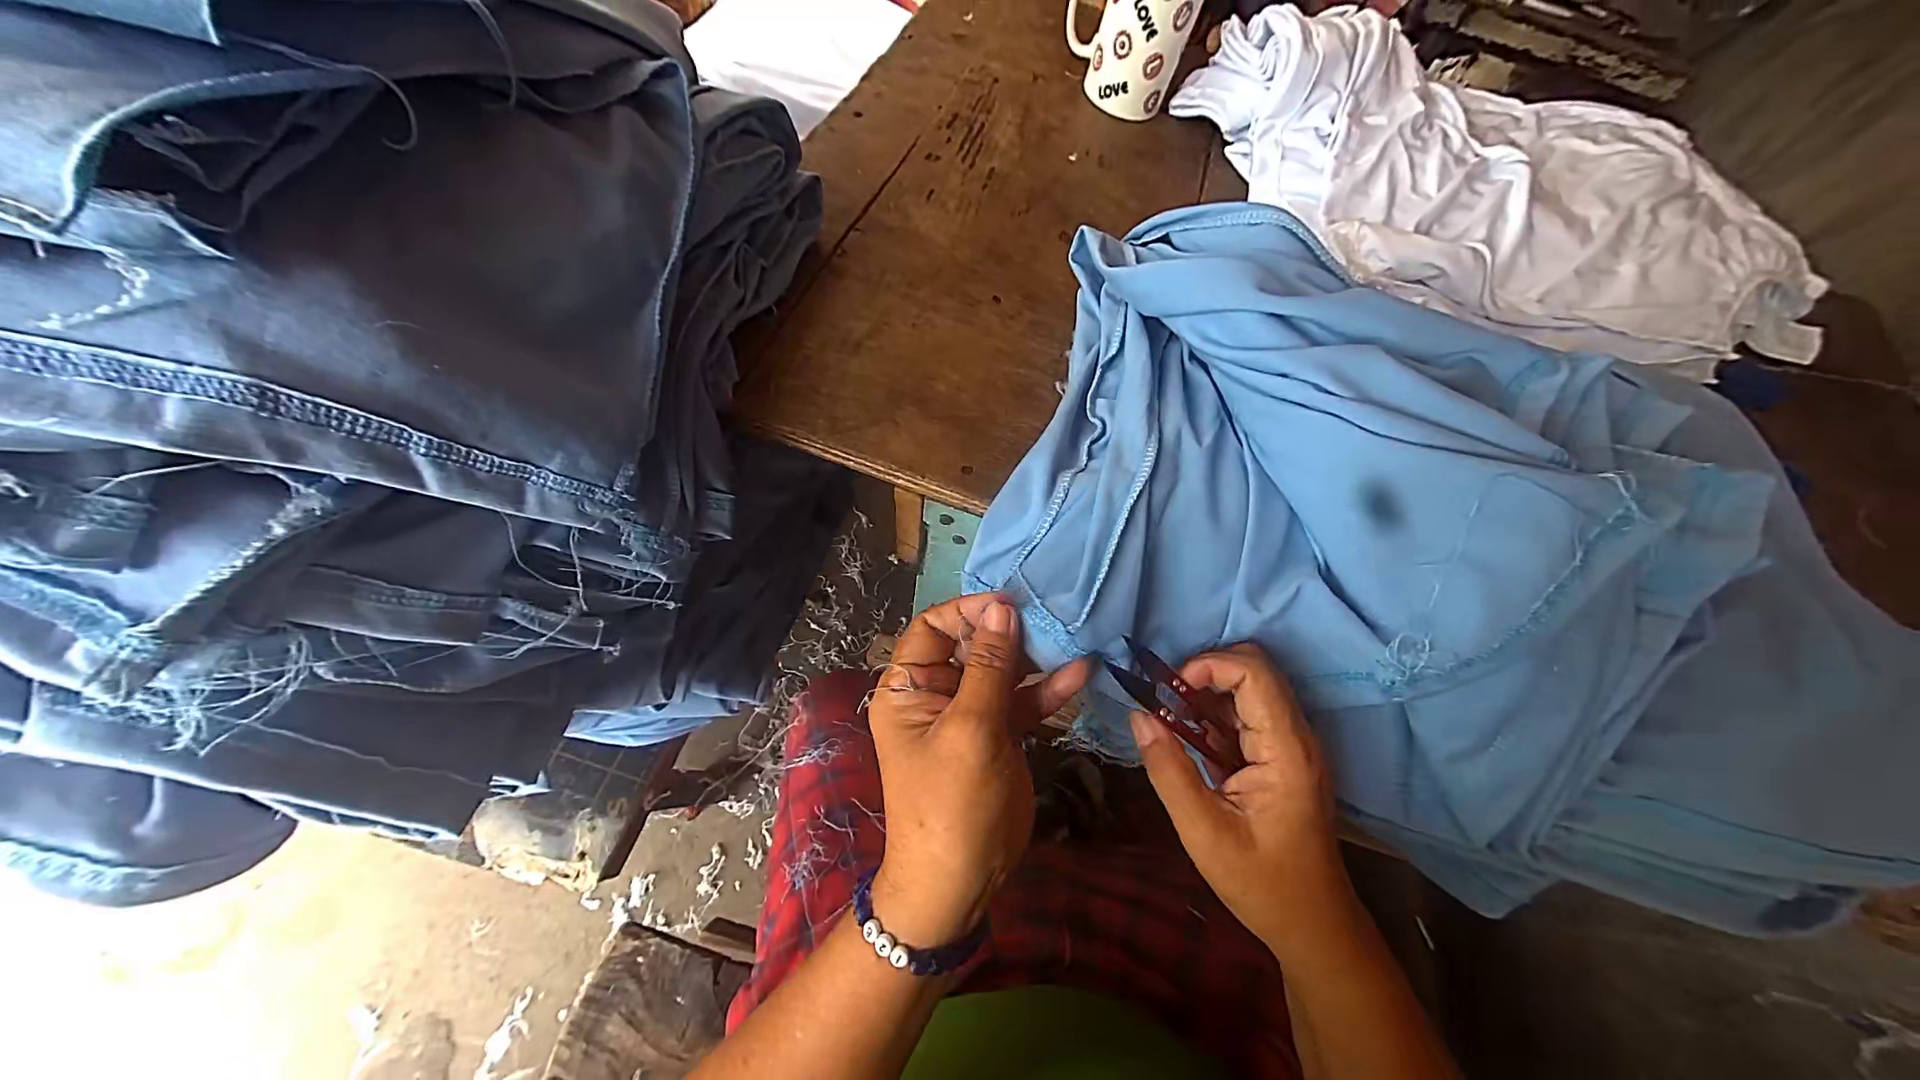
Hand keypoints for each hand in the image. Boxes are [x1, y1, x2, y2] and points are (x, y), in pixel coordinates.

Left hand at [866, 593, 1091, 945]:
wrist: (960, 882)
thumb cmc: (951, 803)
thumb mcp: (969, 730)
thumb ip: (988, 667)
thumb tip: (1001, 610)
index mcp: (907, 689)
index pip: (931, 629)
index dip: (967, 612)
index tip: (1009, 605)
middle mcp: (936, 695)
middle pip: (971, 645)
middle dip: (1007, 631)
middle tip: (1049, 619)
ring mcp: (970, 715)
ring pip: (1002, 670)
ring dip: (1034, 657)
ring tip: (1070, 638)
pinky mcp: (999, 735)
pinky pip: (1022, 702)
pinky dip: (1047, 689)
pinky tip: (1079, 673)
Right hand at [1129, 643, 1355, 958]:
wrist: (1313, 924)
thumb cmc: (1261, 884)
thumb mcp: (1202, 831)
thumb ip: (1168, 769)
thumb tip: (1139, 715)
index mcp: (1286, 751)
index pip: (1253, 673)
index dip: (1207, 666)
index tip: (1168, 692)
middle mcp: (1296, 737)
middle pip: (1254, 669)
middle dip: (1204, 673)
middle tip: (1166, 702)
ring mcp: (1293, 744)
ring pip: (1249, 686)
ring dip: (1206, 694)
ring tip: (1172, 724)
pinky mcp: (1283, 755)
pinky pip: (1247, 712)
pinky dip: (1213, 714)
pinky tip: (1192, 743)